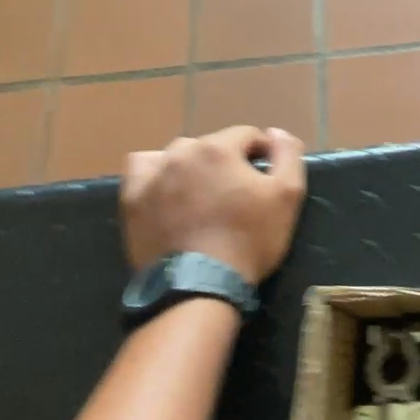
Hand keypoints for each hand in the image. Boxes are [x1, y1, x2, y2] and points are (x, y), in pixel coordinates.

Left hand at [120, 126, 306, 283]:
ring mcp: (152, 175)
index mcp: (218, 148)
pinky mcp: (132, 200)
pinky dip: (155, 172)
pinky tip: (166, 188)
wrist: (200, 286)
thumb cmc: (249, 239)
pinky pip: (141, 169)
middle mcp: (181, 152)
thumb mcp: (287, 196)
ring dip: (193, 165)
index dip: (262, 153)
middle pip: (212, 145)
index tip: (267, 178)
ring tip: (203, 194)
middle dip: (227, 161)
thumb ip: (287, 154)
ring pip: (178, 155)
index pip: (247, 135)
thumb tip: (275, 132)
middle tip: (237, 193)